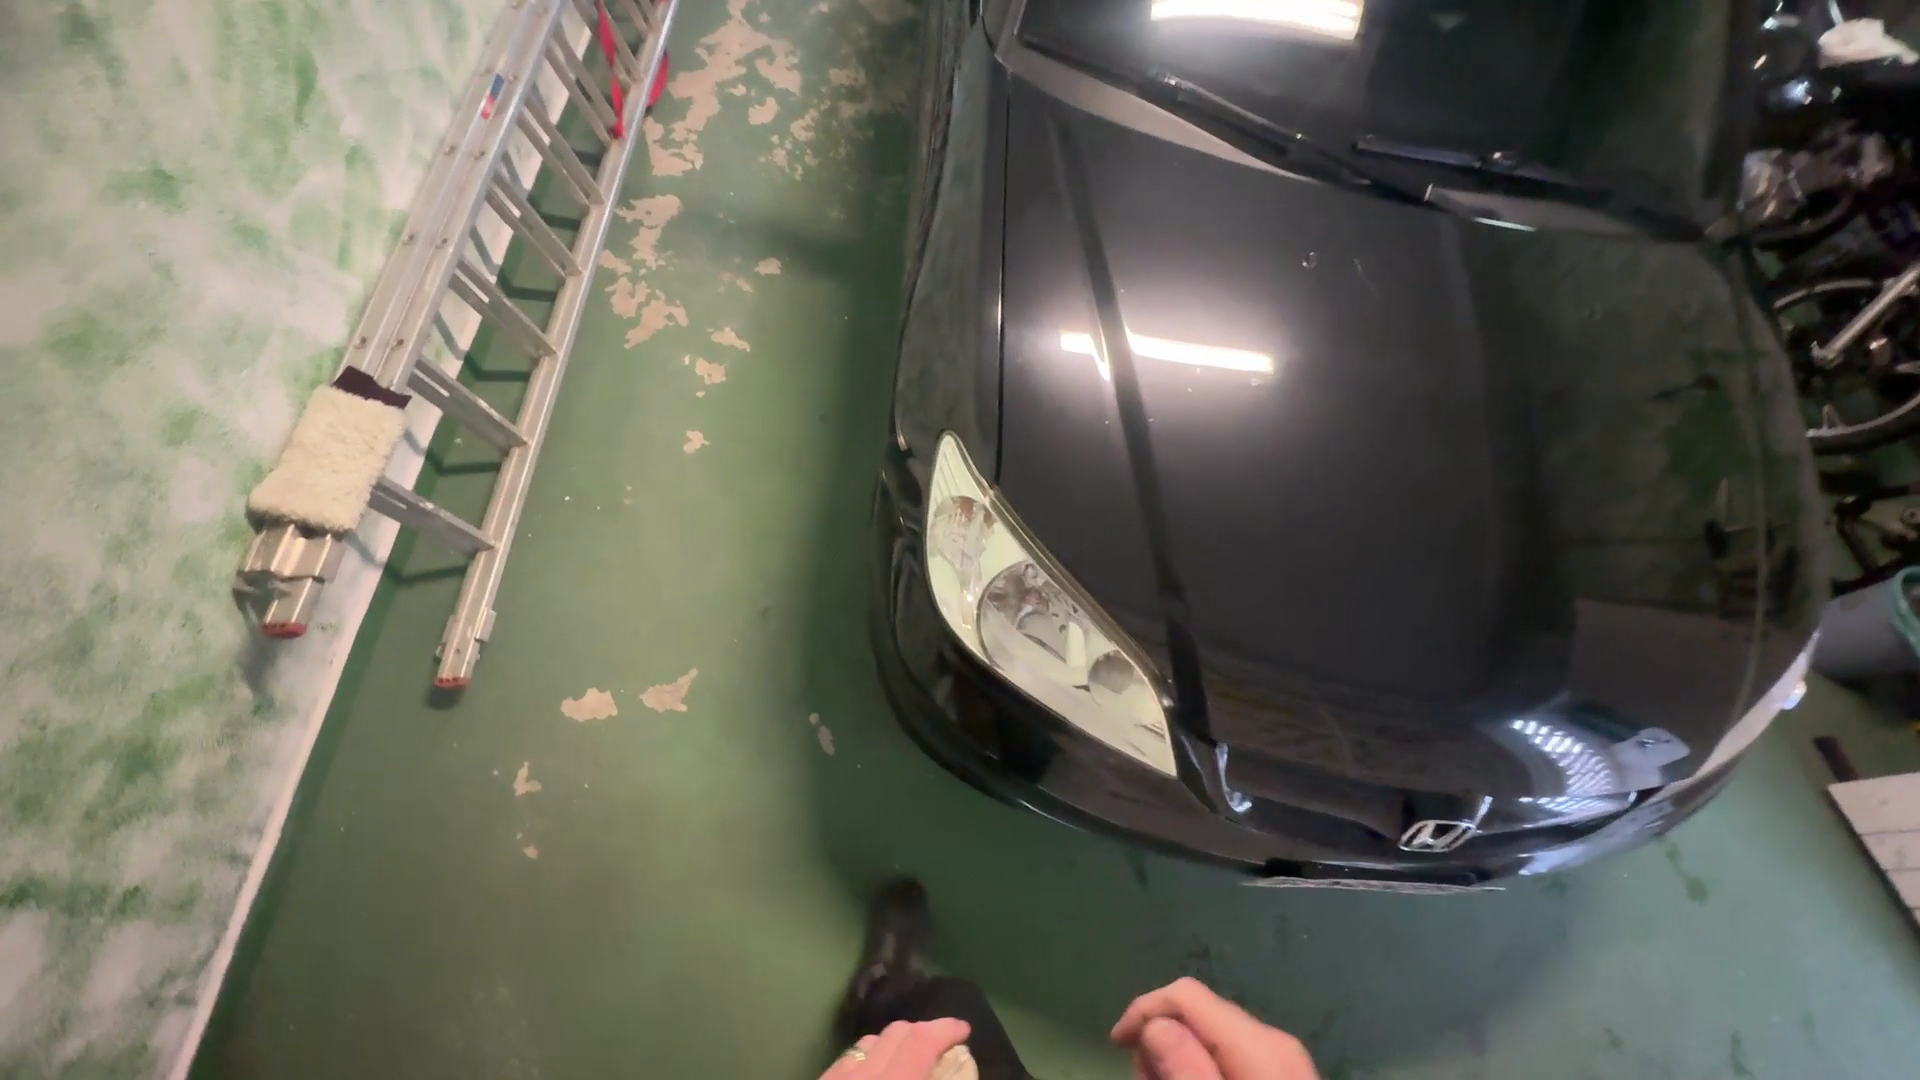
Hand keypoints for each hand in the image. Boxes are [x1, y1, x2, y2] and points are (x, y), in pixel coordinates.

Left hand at [821, 1019, 971, 1079]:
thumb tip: (955, 1068)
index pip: (921, 1040)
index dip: (945, 1029)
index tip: (964, 1030)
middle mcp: (863, 1073)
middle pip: (896, 1033)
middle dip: (923, 1032)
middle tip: (942, 1048)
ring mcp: (837, 1076)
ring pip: (869, 1043)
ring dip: (894, 1044)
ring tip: (910, 1059)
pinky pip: (848, 1059)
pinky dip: (868, 1057)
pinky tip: (873, 1073)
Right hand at [1112, 977, 1318, 1079]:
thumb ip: (1188, 1073)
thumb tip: (1156, 1023)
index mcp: (1262, 1045)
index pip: (1187, 994)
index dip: (1144, 1010)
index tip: (1116, 1046)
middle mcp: (1275, 1041)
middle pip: (1197, 1012)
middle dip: (1160, 1037)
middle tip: (1143, 1078)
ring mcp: (1285, 1062)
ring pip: (1211, 1034)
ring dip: (1178, 1054)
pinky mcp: (1284, 1078)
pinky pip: (1229, 1055)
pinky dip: (1201, 1066)